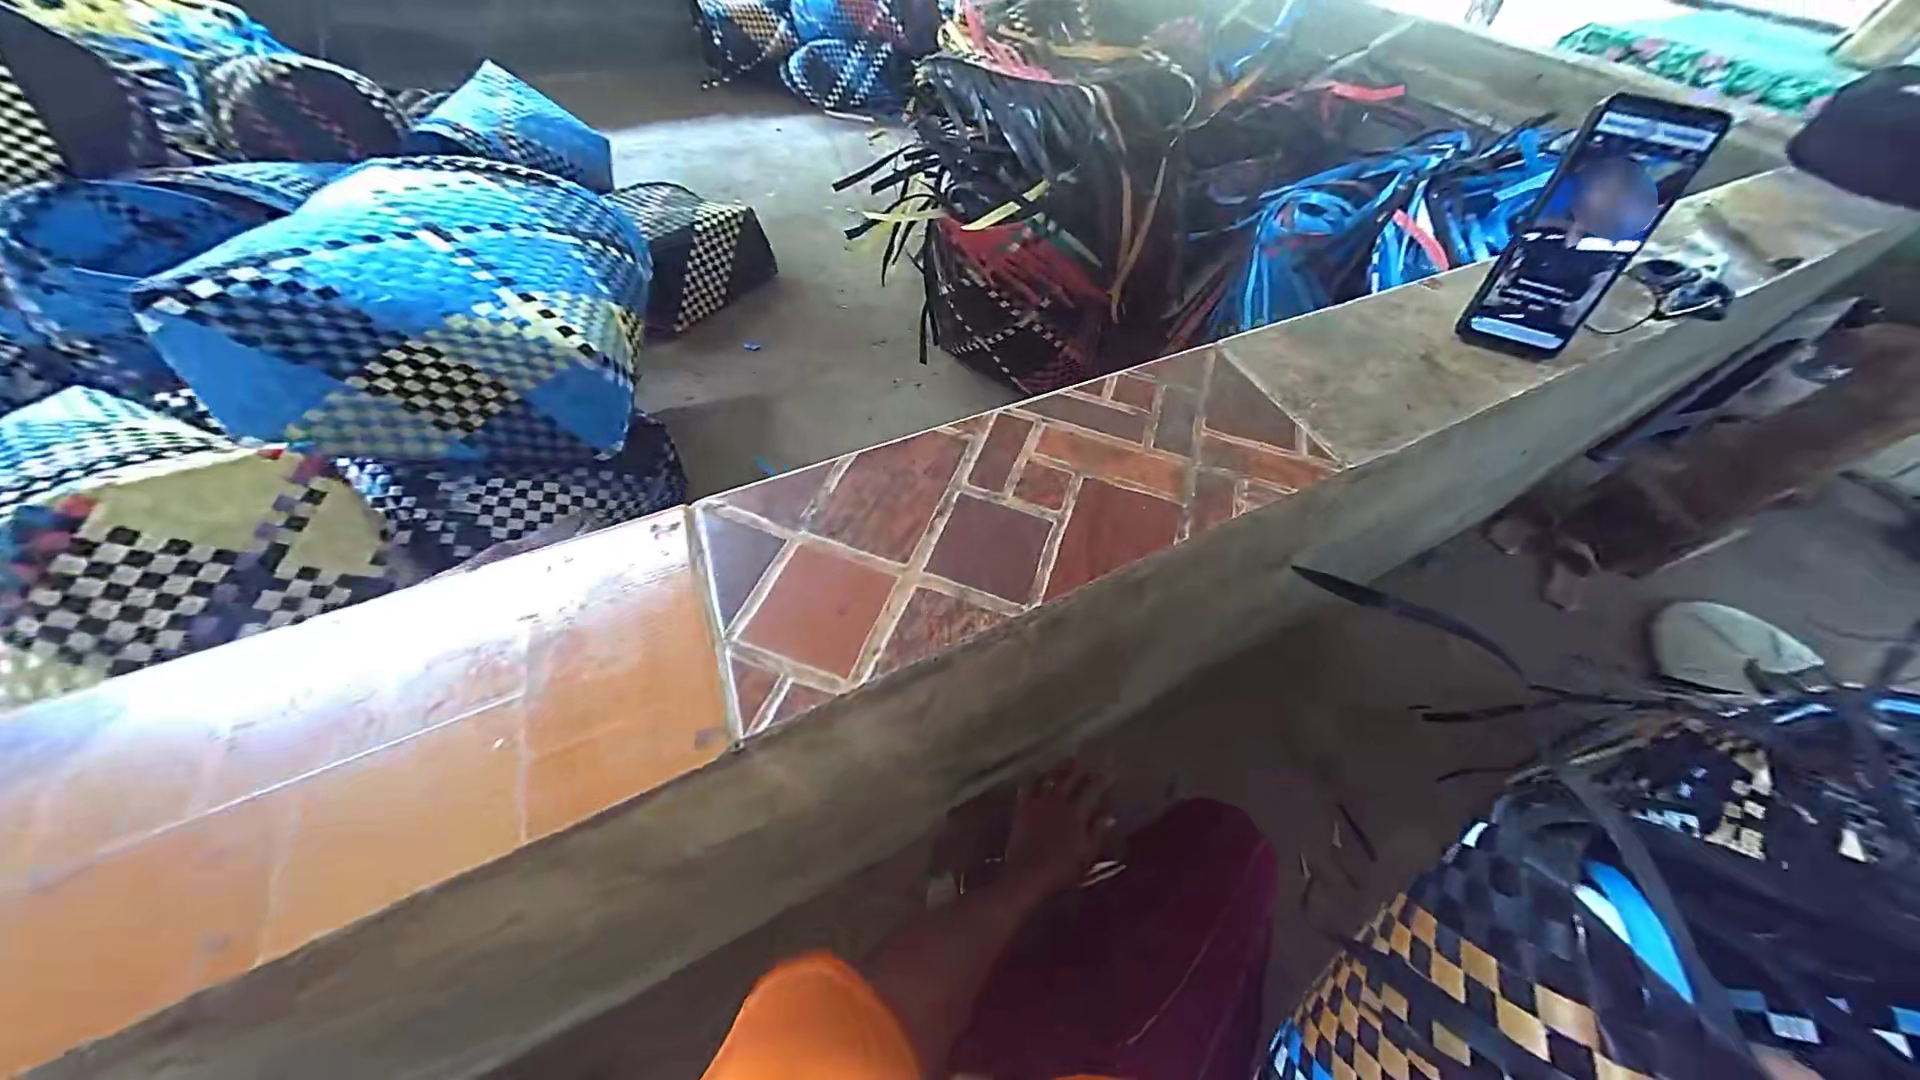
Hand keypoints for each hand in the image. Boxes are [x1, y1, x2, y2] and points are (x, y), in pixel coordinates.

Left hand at [1002, 759, 1113, 900]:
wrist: (1028, 873)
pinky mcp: (1023, 807)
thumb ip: (1097, 832)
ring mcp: (1039, 802)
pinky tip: (1037, 774)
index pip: (1092, 790)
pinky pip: (1028, 786)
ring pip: (1050, 777)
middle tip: (1087, 759)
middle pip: (1071, 778)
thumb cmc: (1062, 869)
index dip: (1101, 781)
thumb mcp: (1087, 854)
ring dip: (1060, 768)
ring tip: (1066, 761)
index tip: (1109, 774)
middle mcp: (1058, 801)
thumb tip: (1108, 815)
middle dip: (1080, 767)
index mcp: (1077, 812)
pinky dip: (1035, 778)